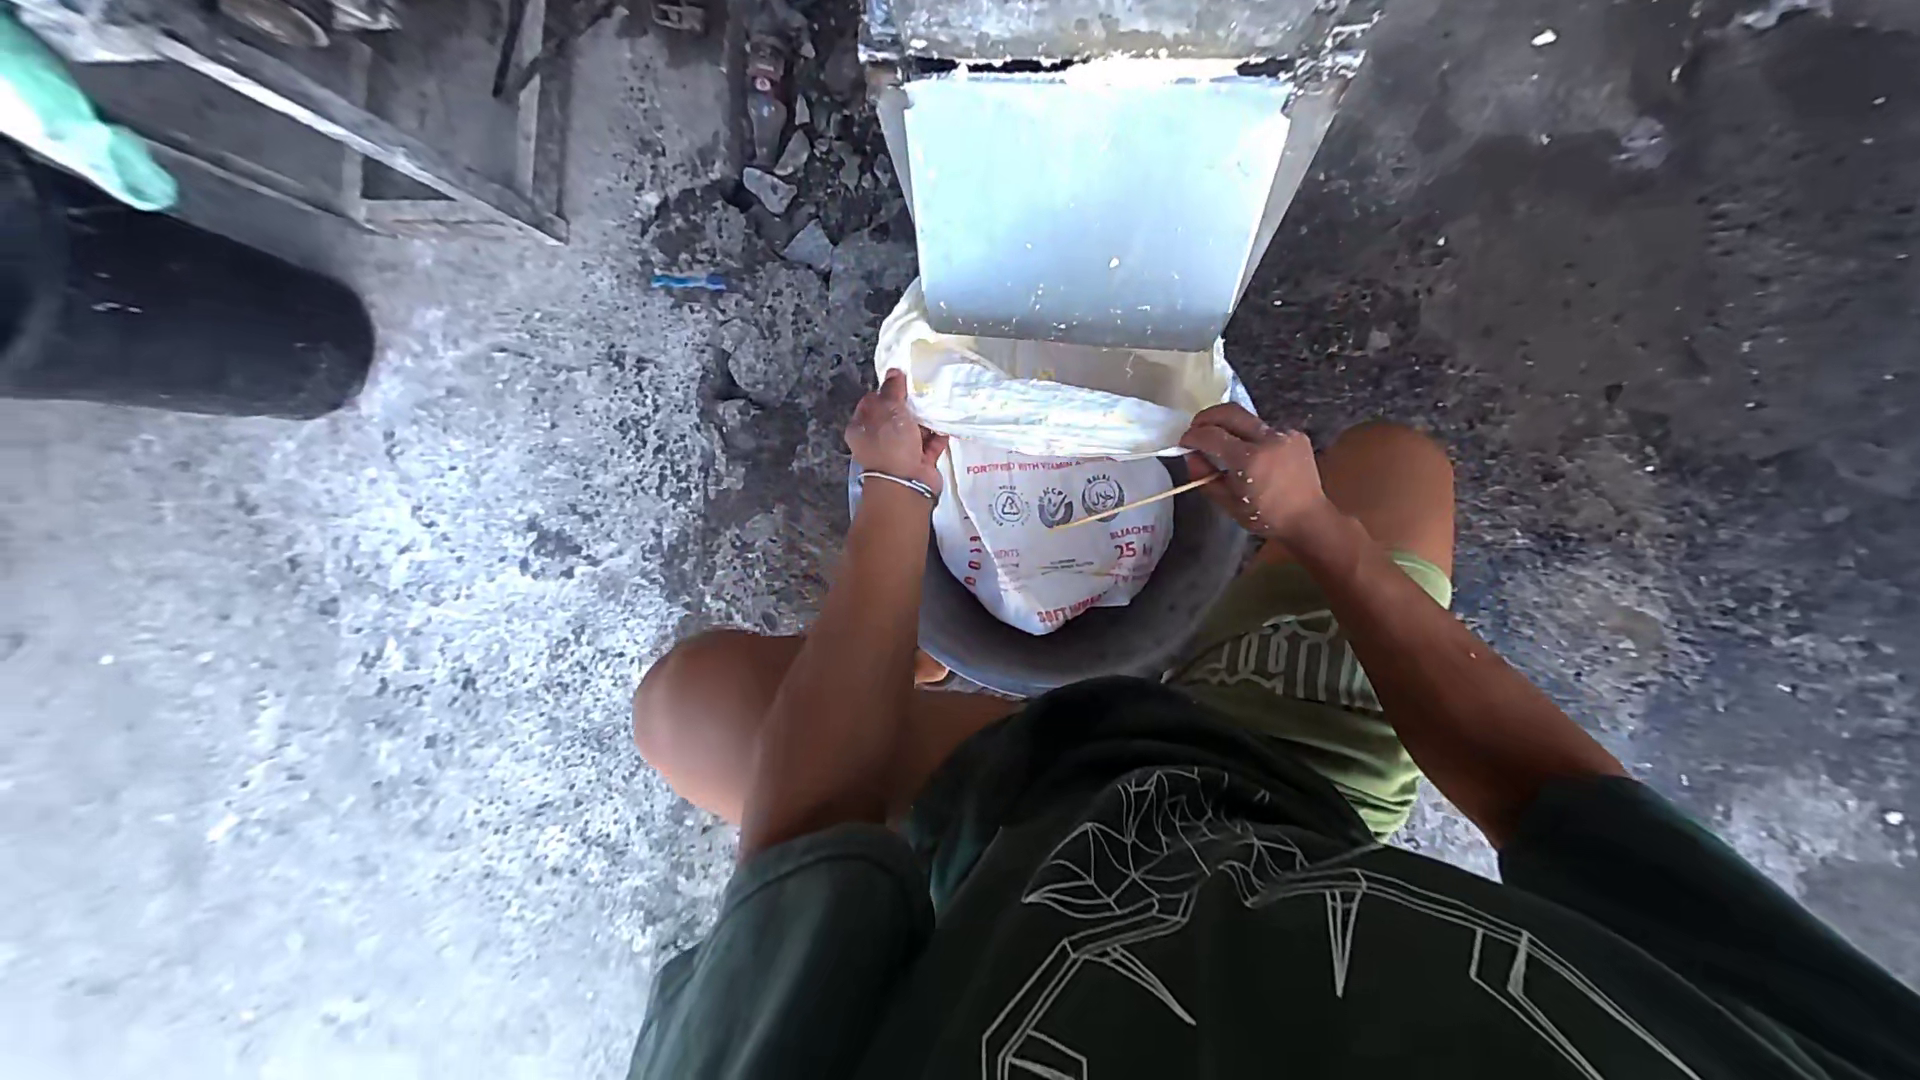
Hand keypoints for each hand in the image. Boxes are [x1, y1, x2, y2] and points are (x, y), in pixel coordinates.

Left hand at [846, 370, 948, 494]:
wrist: (905, 483)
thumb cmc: (890, 443)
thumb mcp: (887, 409)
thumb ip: (891, 389)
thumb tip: (894, 371)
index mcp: (862, 427)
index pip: (872, 402)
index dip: (886, 390)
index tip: (903, 380)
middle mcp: (879, 439)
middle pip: (895, 415)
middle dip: (910, 403)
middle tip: (925, 388)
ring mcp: (900, 451)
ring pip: (914, 429)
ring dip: (927, 418)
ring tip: (940, 400)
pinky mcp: (920, 461)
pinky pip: (931, 443)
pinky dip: (939, 434)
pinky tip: (948, 420)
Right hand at [1178, 403, 1331, 541]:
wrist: (1307, 518)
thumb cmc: (1264, 516)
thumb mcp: (1227, 502)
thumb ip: (1204, 476)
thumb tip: (1190, 456)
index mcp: (1249, 460)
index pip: (1211, 435)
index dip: (1192, 436)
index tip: (1183, 443)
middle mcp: (1268, 439)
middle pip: (1229, 412)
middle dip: (1206, 417)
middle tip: (1196, 429)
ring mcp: (1285, 434)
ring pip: (1248, 419)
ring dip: (1229, 426)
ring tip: (1221, 442)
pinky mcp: (1296, 435)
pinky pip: (1265, 429)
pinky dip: (1250, 436)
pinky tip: (1250, 452)